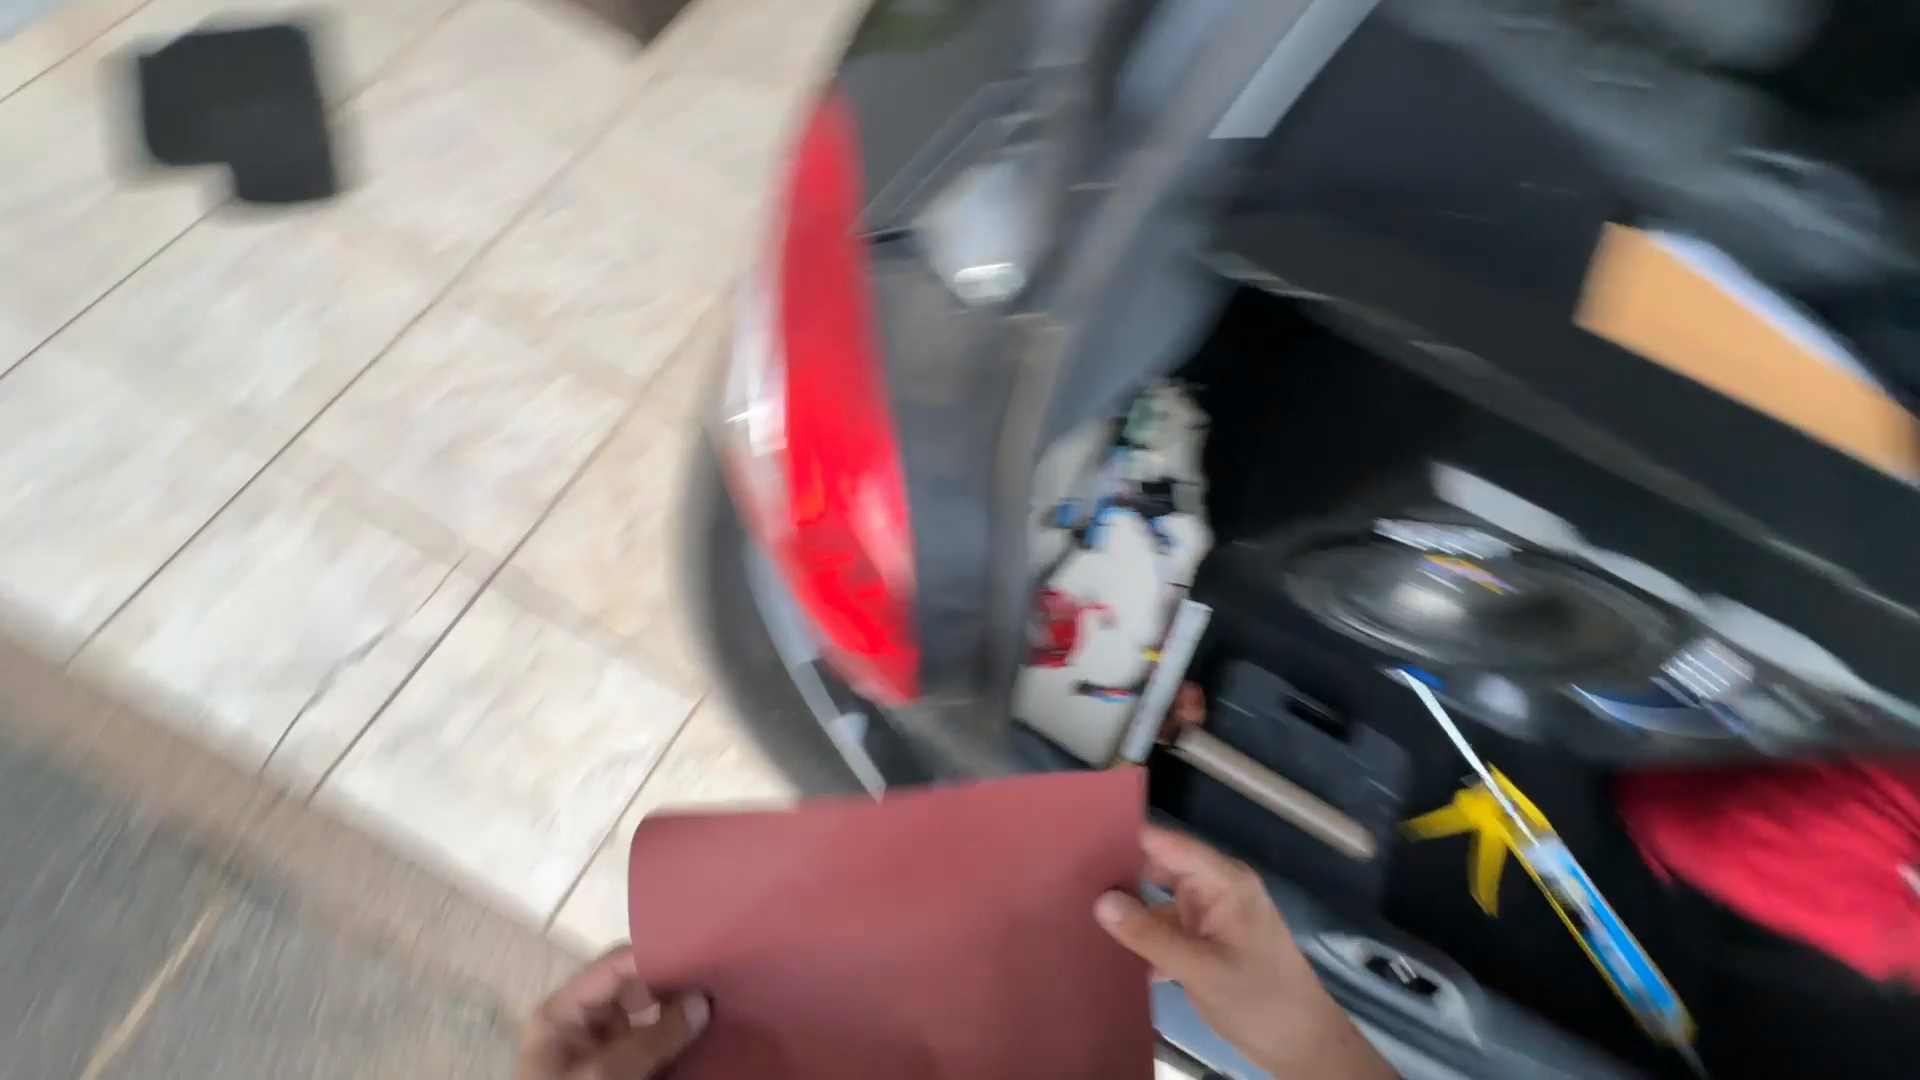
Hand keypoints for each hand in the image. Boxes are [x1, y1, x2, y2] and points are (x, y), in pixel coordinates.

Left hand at [516, 945, 709, 1079]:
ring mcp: (603, 1054)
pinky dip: (681, 1045)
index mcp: (563, 1014)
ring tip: (725, 1003)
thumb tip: (704, 1001)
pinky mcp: (624, 1077)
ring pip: (652, 1019)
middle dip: (678, 986)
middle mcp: (584, 1026)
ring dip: (684, 1016)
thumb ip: (655, 1037)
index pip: (618, 965)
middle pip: (639, 989)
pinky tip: (712, 1037)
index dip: (659, 955)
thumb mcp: (604, 1078)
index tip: (705, 952)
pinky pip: (657, 1050)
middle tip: (721, 980)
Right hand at [1096, 826, 1394, 1079]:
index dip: (1127, 835)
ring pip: (1156, 900)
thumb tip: (1101, 901)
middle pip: (1157, 867)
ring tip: (1075, 904)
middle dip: (1119, 872)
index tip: (1081, 835)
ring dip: (1126, 909)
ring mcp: (1208, 915)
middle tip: (1069, 873)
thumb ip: (1150, 935)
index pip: (1166, 843)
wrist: (1306, 1051)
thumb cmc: (1262, 1000)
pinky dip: (1140, 936)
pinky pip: (1163, 928)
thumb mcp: (1203, 970)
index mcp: (1222, 880)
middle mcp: (1213, 888)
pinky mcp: (1203, 942)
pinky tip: (1104, 943)